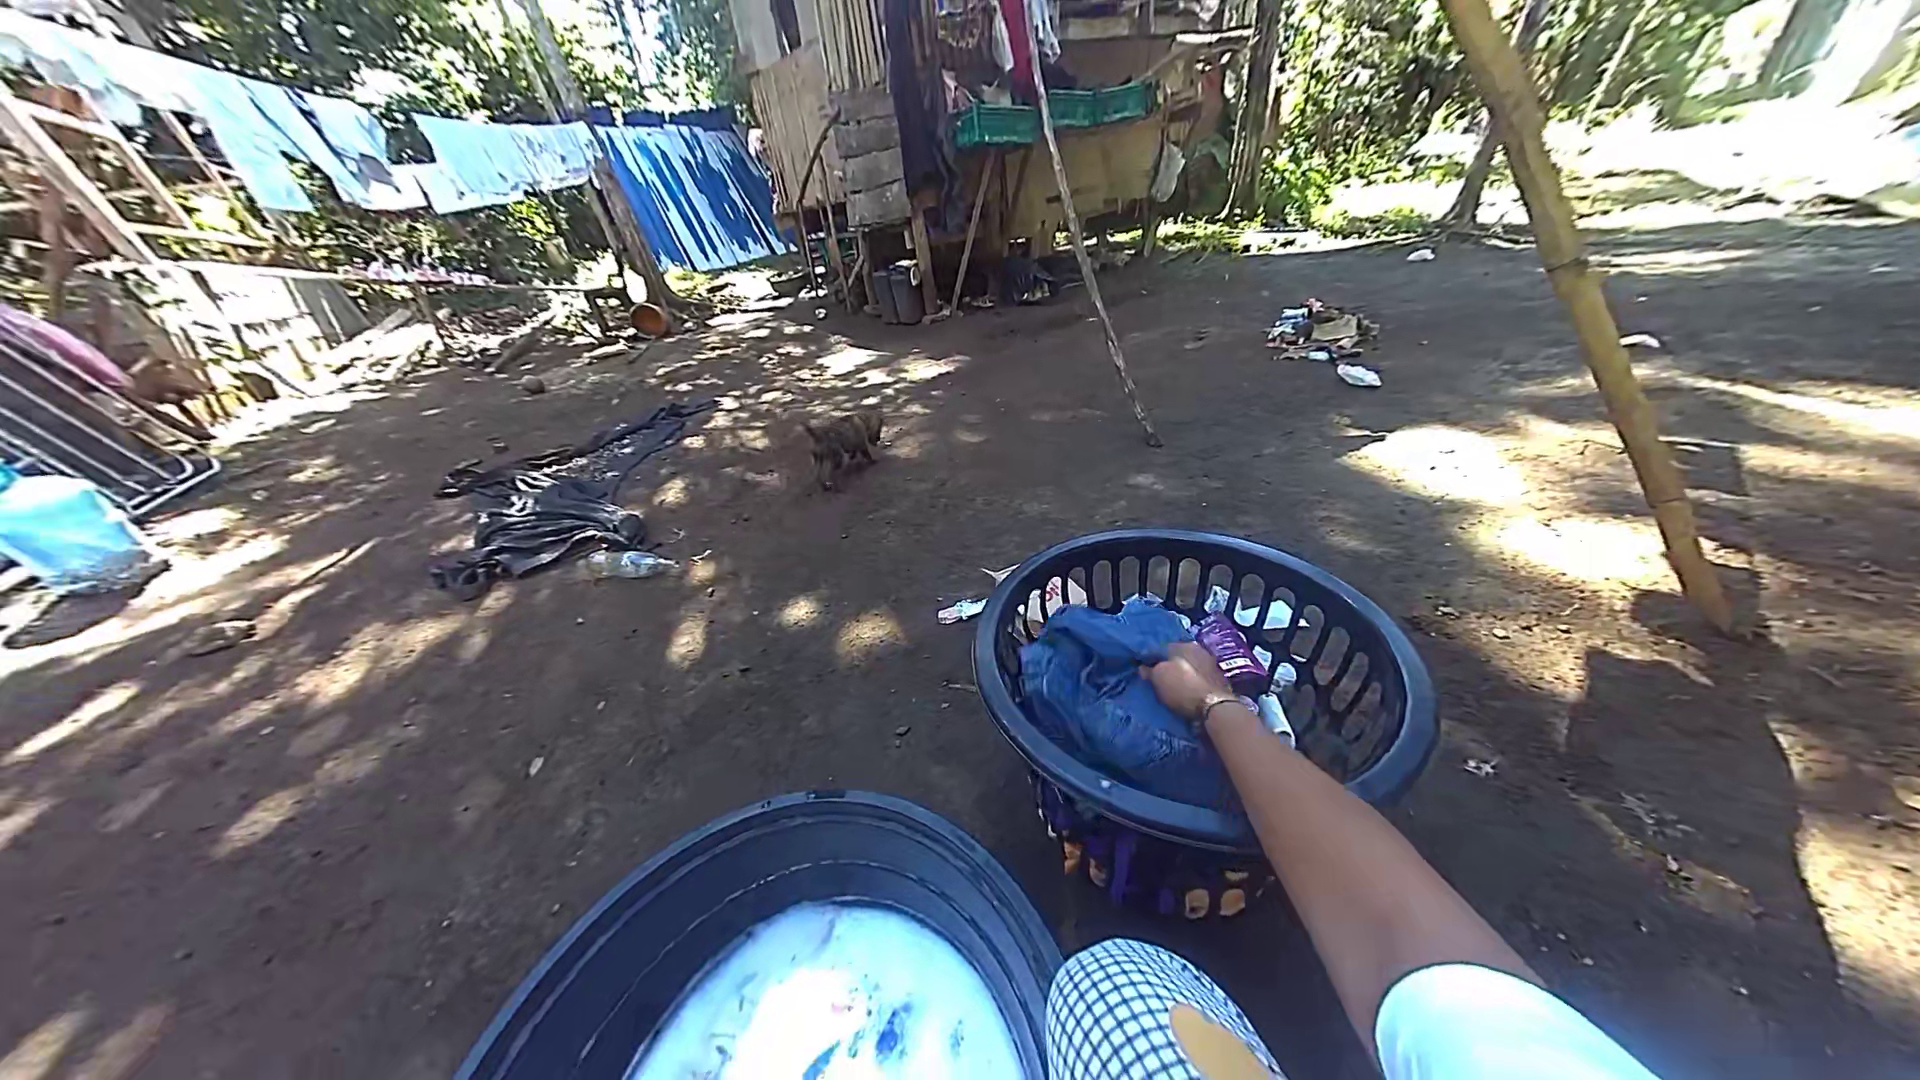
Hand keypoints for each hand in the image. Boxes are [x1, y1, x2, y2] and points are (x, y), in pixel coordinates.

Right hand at [1141, 642, 1235, 722]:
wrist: (1216, 708)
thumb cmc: (1182, 688)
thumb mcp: (1158, 678)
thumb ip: (1149, 670)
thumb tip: (1143, 668)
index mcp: (1183, 644)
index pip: (1161, 648)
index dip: (1151, 659)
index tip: (1145, 670)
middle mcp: (1199, 649)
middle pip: (1177, 657)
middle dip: (1169, 666)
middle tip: (1159, 679)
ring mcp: (1211, 664)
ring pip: (1189, 667)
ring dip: (1182, 675)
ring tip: (1173, 687)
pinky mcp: (1219, 680)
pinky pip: (1199, 678)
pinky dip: (1192, 683)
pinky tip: (1187, 692)